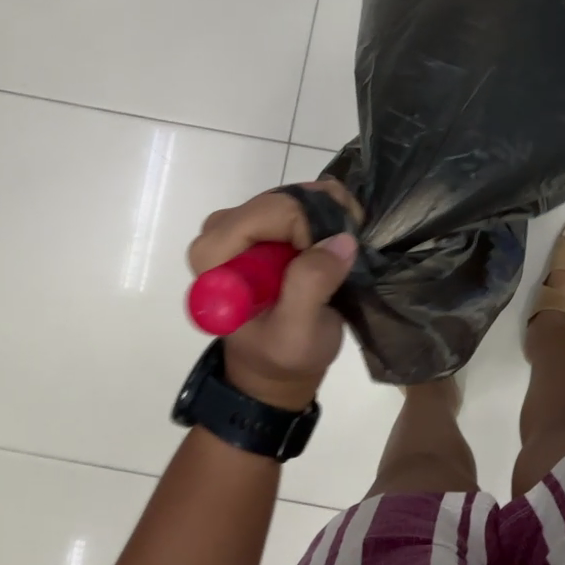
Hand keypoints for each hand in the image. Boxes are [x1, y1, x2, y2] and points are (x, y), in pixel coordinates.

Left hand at [185, 180, 361, 411]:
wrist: (275, 369)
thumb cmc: (282, 356)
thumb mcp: (298, 334)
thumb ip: (311, 287)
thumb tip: (340, 240)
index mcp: (216, 256)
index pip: (275, 211)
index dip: (311, 228)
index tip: (331, 260)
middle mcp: (220, 232)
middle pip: (285, 198)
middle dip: (324, 215)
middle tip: (348, 247)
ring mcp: (240, 227)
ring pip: (295, 195)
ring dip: (329, 213)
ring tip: (344, 247)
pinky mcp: (259, 227)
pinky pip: (298, 200)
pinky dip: (325, 213)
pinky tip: (335, 240)